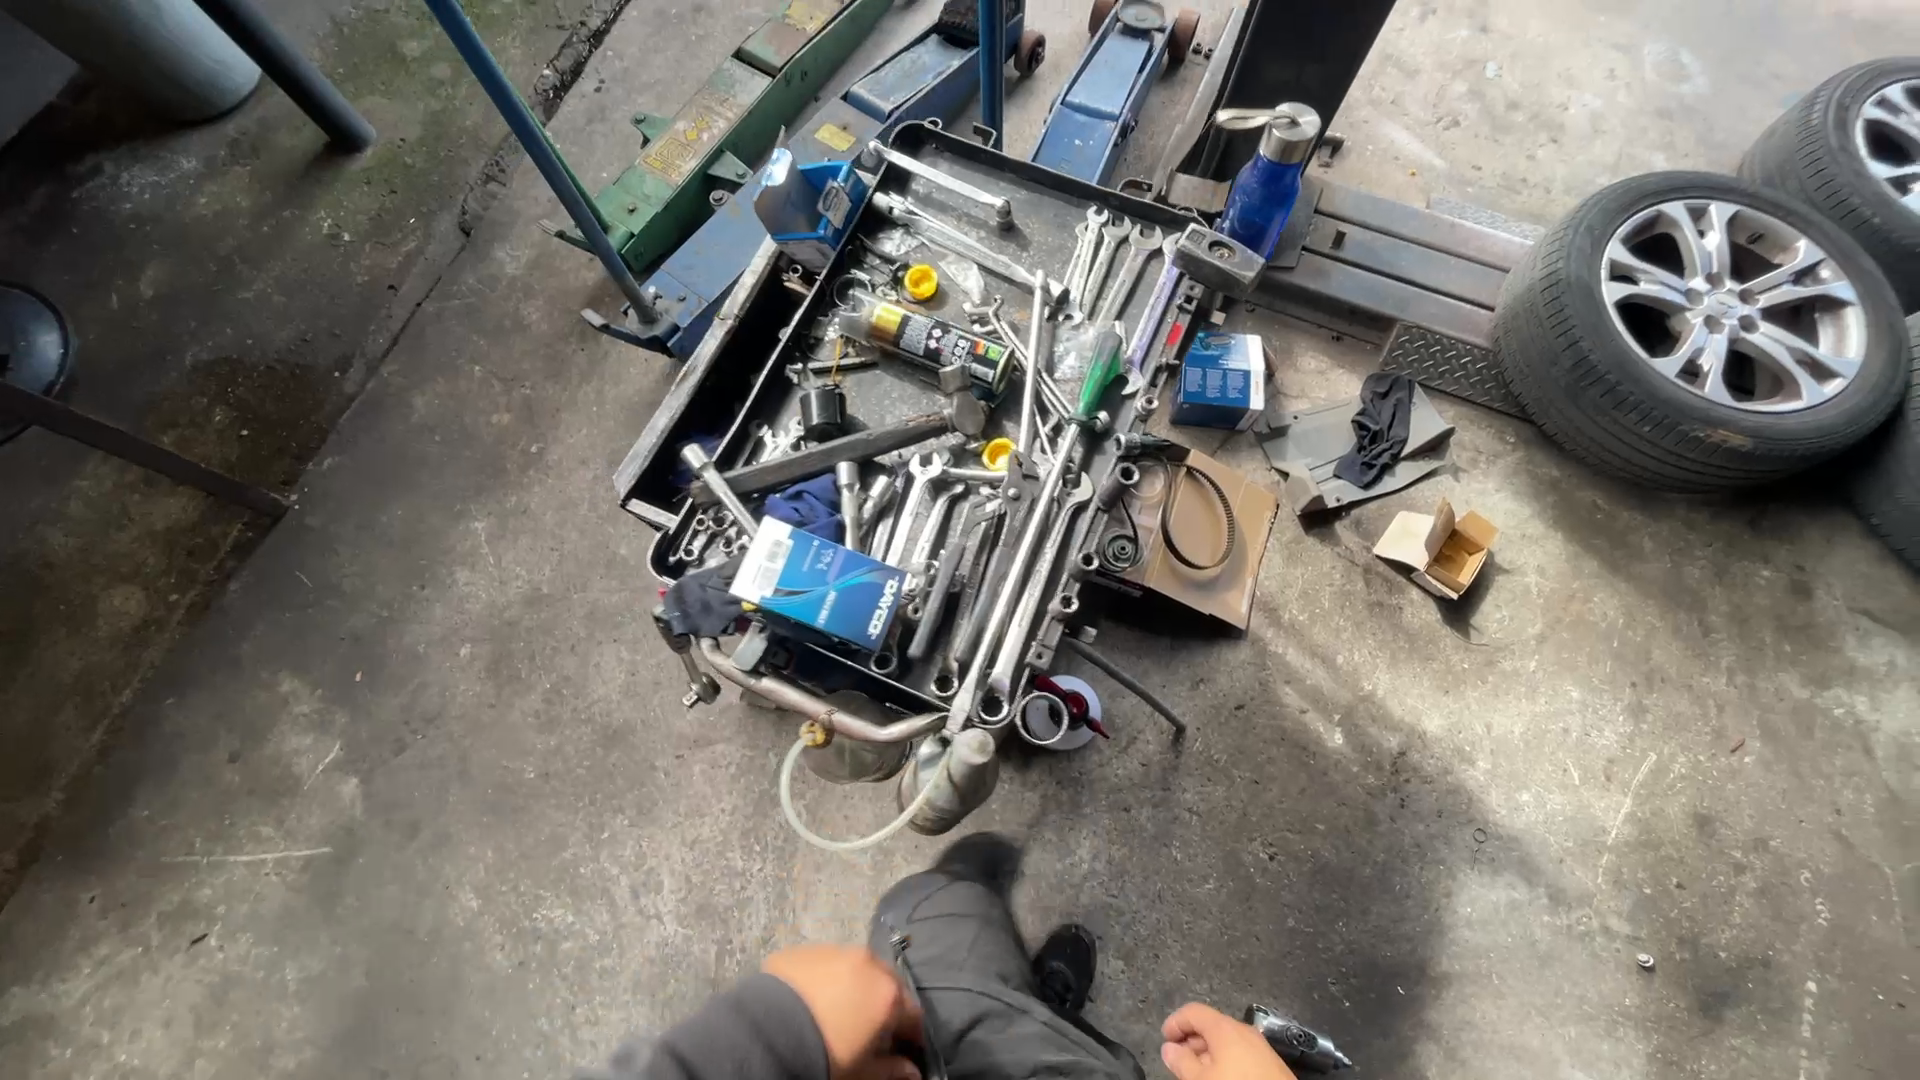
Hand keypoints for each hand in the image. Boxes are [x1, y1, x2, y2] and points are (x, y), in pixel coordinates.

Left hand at [763, 945, 923, 1079]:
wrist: (766, 1034)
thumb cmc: (824, 1056)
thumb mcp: (861, 1073)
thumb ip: (891, 1070)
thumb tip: (912, 1072)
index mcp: (887, 993)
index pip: (912, 1013)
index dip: (910, 1033)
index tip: (905, 1047)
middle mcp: (867, 963)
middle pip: (886, 982)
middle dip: (883, 1002)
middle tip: (871, 1027)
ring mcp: (835, 951)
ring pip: (855, 968)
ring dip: (854, 986)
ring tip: (839, 1009)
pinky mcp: (805, 950)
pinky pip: (824, 964)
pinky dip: (825, 979)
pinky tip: (812, 998)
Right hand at [1160, 1003, 1295, 1079]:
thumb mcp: (1202, 1079)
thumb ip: (1182, 1062)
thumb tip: (1169, 1048)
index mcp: (1224, 1027)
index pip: (1193, 1011)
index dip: (1175, 1022)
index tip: (1164, 1039)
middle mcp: (1243, 1030)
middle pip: (1210, 1025)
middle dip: (1191, 1040)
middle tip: (1179, 1061)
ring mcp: (1260, 1046)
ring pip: (1226, 1042)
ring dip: (1208, 1053)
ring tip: (1199, 1073)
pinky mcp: (1272, 1064)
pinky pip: (1241, 1053)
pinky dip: (1227, 1061)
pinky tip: (1223, 1078)